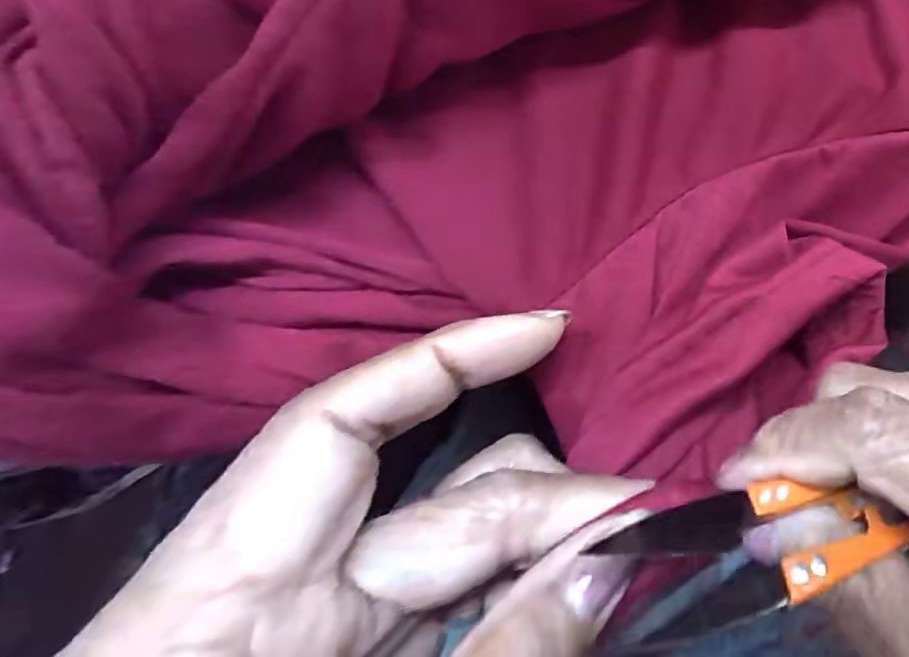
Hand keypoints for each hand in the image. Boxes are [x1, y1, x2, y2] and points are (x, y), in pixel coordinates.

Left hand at [63, 313, 650, 656]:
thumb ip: (502, 656)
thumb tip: (622, 550)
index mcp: (217, 612)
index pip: (334, 430)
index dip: (446, 360)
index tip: (553, 328)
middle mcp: (278, 601)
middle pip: (447, 500)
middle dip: (556, 504)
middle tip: (646, 528)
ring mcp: (330, 634)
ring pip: (475, 545)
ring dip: (558, 546)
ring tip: (627, 563)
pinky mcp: (374, 656)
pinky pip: (473, 596)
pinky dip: (535, 589)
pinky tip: (585, 592)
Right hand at [717, 364, 908, 656]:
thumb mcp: (907, 632)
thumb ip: (834, 563)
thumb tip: (762, 513)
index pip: (880, 431)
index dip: (796, 444)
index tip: (735, 479)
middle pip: (876, 391)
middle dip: (808, 439)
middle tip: (780, 502)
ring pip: (883, 378)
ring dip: (839, 431)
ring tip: (842, 496)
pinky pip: (905, 382)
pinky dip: (871, 423)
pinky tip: (884, 474)